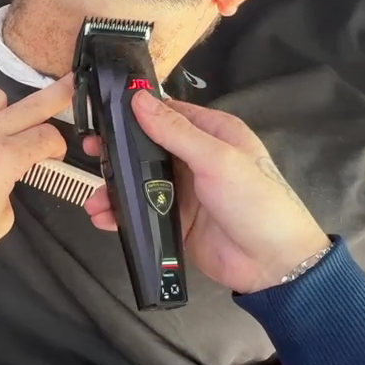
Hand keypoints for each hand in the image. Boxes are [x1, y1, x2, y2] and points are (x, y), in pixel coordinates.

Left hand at [0, 79, 72, 287]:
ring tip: (0, 126)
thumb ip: (10, 188)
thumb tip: (6, 175)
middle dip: (57, 96)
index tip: (52, 153)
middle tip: (69, 86)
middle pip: (31, 104)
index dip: (56, 146)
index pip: (46, 137)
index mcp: (4, 160)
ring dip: (4, 110)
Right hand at [85, 93, 329, 293]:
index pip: (167, 113)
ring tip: (94, 200)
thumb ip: (175, 131)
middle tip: (90, 152)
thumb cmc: (255, 201)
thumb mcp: (216, 160)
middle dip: (117, 152)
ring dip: (115, 189)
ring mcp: (185, 191)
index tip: (102, 113)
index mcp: (213, 133)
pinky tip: (104, 219)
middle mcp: (196, 158)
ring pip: (140, 182)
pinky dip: (121, 215)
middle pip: (148, 148)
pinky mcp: (176, 221)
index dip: (135, 112)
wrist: (274, 265)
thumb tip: (138, 98)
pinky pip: (142, 212)